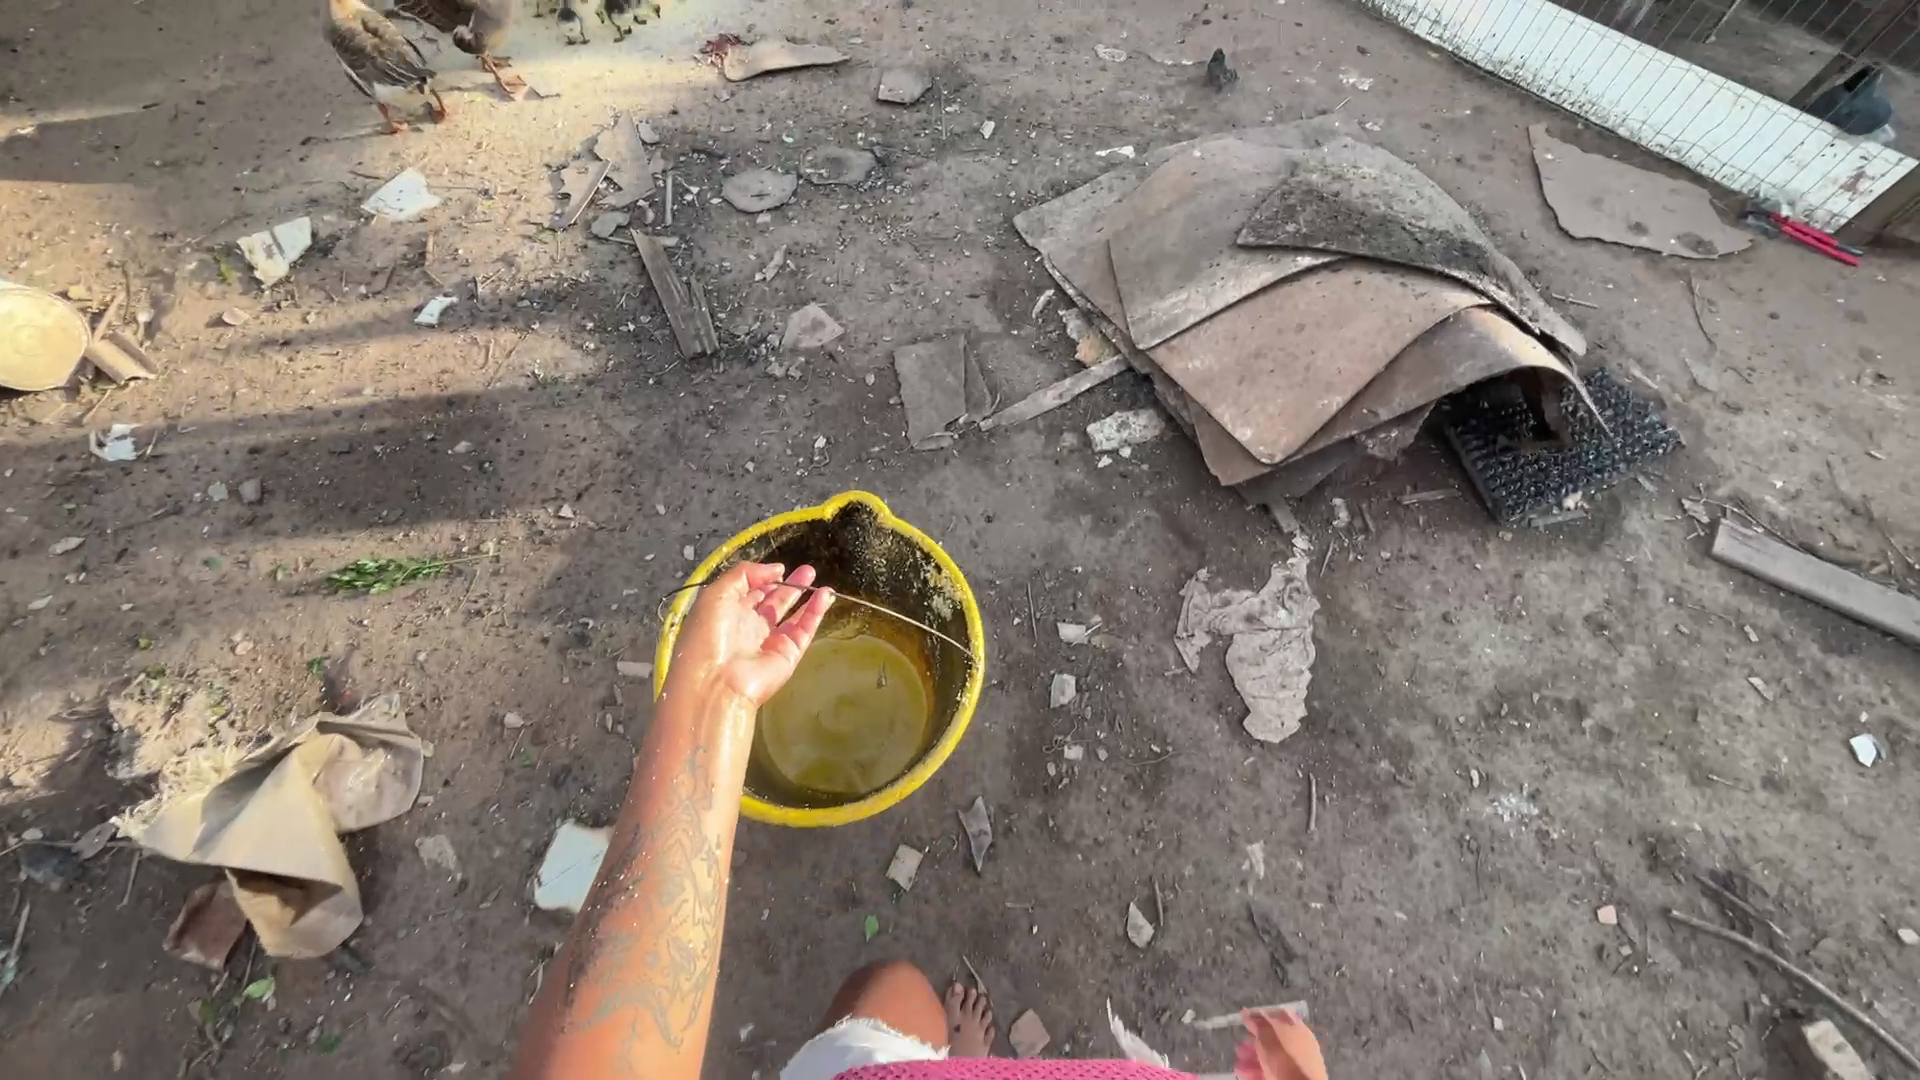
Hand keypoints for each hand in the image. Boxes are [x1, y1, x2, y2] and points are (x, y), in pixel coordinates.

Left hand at [667, 562, 833, 707]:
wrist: (717, 683)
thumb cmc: (710, 636)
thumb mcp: (717, 594)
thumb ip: (745, 574)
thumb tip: (777, 569)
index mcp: (727, 613)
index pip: (750, 592)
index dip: (764, 579)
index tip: (779, 569)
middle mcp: (749, 627)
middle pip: (773, 602)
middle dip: (788, 585)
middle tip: (806, 571)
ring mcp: (770, 641)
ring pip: (792, 615)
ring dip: (805, 596)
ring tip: (816, 578)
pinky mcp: (788, 653)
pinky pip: (805, 629)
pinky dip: (815, 612)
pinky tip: (825, 595)